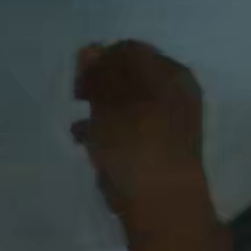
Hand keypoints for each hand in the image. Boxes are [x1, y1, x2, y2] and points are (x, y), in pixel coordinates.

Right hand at [71, 40, 208, 226]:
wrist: (160, 202)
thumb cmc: (135, 147)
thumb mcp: (111, 105)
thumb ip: (100, 76)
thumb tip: (90, 49)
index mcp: (169, 75)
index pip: (129, 50)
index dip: (99, 61)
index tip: (78, 83)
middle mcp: (173, 92)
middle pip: (128, 74)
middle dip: (98, 84)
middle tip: (77, 99)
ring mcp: (167, 119)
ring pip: (125, 100)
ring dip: (99, 107)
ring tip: (80, 124)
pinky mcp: (156, 143)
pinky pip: (127, 124)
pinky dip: (106, 127)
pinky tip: (87, 140)